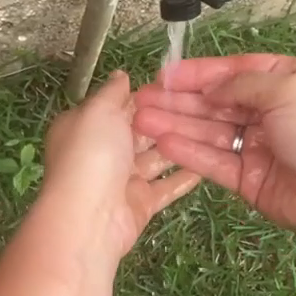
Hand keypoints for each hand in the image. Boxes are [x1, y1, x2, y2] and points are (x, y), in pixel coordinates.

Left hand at [40, 70, 201, 258]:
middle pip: (138, 132)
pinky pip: (166, 187)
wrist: (89, 219)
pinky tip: (206, 163)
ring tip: (210, 128)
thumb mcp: (98, 111)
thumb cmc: (90, 156)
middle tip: (201, 105)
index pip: (116, 107)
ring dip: (178, 145)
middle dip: (165, 119)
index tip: (174, 85)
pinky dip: (183, 177)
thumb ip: (112, 93)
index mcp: (85, 128)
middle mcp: (102, 153)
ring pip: (155, 159)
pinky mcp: (140, 204)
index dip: (143, 96)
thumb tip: (121, 76)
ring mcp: (122, 180)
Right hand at [132, 54, 295, 251]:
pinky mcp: (250, 180)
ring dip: (177, 126)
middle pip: (218, 102)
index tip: (165, 75)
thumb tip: (212, 88)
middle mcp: (275, 111)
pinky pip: (215, 162)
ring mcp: (261, 147)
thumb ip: (244, 85)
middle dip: (179, 101)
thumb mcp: (291, 90)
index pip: (237, 71)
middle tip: (140, 101)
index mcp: (293, 80)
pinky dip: (190, 153)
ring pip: (211, 133)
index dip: (200, 73)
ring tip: (140, 121)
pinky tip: (163, 144)